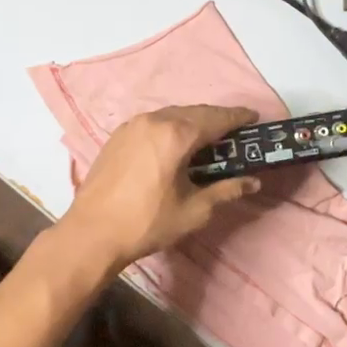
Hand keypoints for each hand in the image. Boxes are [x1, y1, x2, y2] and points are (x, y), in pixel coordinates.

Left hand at [56, 105, 262, 269]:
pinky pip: (152, 124)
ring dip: (192, 122)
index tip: (254, 118)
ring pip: (171, 115)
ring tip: (207, 138)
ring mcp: (131, 127)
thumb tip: (252, 182)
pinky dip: (170, 128)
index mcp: (175, 135)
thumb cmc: (147, 223)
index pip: (216, 119)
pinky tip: (175, 145)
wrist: (92, 233)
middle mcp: (153, 121)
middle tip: (234, 131)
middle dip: (216, 119)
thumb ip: (226, 190)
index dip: (237, 118)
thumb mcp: (194, 210)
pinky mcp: (117, 137)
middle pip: (193, 112)